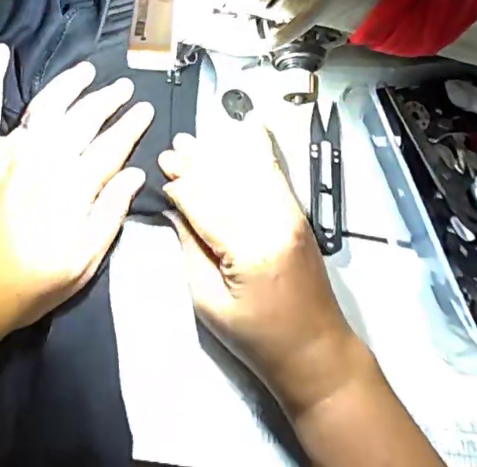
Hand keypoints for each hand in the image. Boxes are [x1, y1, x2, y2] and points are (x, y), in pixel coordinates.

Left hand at [0, 48, 154, 356]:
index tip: (145, 109)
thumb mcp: (80, 265)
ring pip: (48, 105)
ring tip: (87, 71)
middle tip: (123, 87)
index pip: (113, 146)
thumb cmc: (20, 290)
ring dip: (70, 83)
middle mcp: (46, 158)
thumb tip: (135, 174)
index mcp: (74, 186)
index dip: (132, 125)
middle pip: (86, 118)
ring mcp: (8, 151)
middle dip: (108, 100)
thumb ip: (110, 215)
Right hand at [159, 124, 368, 413]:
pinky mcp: (299, 212)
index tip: (162, 170)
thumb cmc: (257, 337)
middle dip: (198, 163)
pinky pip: (275, 174)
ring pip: (251, 171)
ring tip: (197, 141)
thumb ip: (191, 251)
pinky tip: (247, 132)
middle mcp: (274, 221)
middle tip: (174, 148)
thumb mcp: (209, 303)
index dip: (182, 185)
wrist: (314, 346)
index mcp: (249, 249)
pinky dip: (258, 151)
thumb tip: (175, 211)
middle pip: (229, 181)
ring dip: (222, 154)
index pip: (208, 204)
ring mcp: (291, 213)